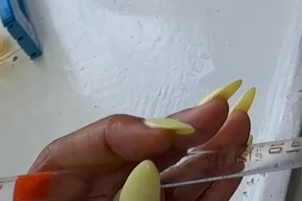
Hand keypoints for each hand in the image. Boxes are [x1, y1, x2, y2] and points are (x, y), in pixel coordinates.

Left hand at [27, 84, 253, 200]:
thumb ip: (118, 191)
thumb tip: (152, 170)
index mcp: (59, 179)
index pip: (99, 138)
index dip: (138, 130)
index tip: (170, 133)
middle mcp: (100, 187)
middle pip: (149, 151)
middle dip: (190, 131)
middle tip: (226, 109)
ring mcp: (134, 199)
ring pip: (177, 176)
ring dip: (213, 154)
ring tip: (243, 125)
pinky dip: (213, 187)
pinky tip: (234, 165)